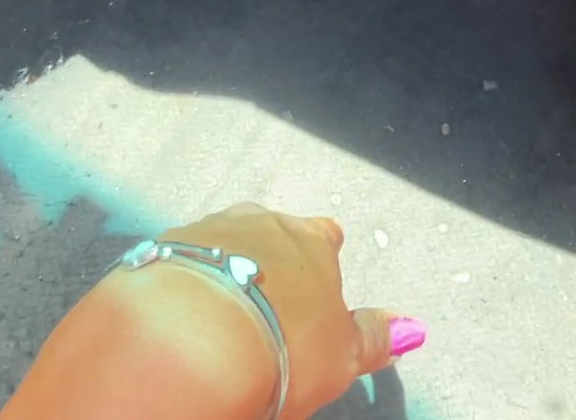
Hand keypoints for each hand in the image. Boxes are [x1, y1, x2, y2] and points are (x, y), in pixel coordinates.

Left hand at [1, 203, 419, 419]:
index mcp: (312, 241)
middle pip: (272, 232)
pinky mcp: (161, 248)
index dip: (322, 256)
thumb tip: (414, 328)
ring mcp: (210, 229)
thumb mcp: (340, 354)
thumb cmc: (278, 346)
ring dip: (225, 267)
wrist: (190, 338)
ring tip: (221, 314)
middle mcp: (262, 222)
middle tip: (268, 303)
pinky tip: (181, 316)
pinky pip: (178, 261)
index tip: (316, 280)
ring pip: (224, 241)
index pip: (325, 237)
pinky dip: (183, 283)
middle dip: (271, 258)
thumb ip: (374, 336)